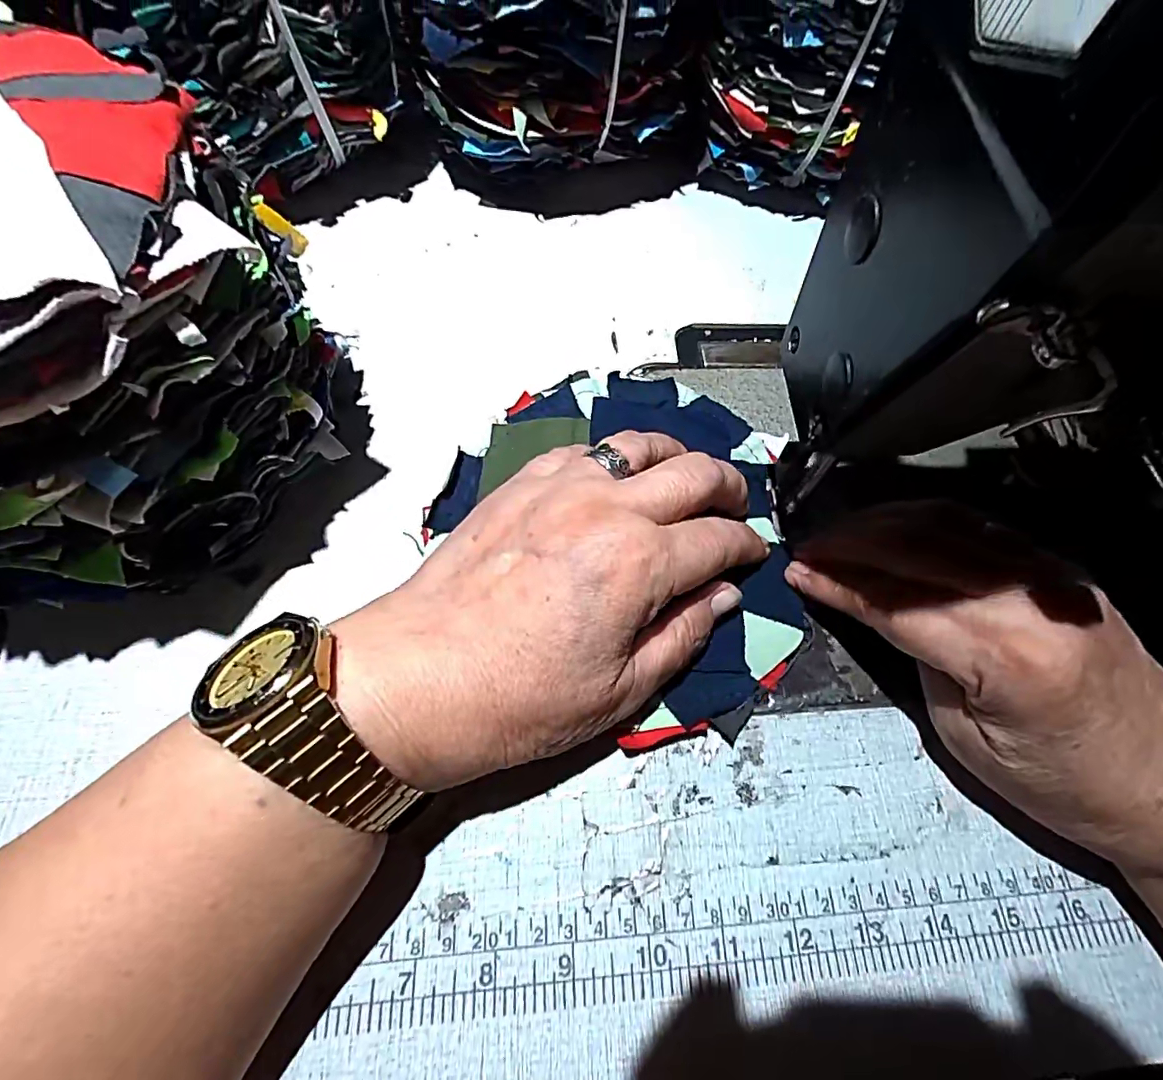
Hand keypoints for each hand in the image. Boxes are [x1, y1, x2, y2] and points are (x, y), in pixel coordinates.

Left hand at [329, 432, 767, 790]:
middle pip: (696, 475)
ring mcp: (560, 489)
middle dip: (730, 489)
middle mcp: (607, 510)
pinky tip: (620, 478)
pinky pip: (586, 450)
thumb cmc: (514, 700)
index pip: (719, 539)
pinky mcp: (521, 485)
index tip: (753, 555)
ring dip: (680, 458)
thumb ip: (684, 633)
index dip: (747, 546)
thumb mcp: (621, 690)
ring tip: (690, 478)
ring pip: (642, 444)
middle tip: (738, 509)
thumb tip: (720, 596)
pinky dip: (618, 457)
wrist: (409, 683)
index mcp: (639, 563)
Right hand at [786, 501, 1162, 878]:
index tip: (800, 569)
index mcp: (1003, 654)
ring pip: (949, 524)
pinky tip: (901, 527)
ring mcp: (1050, 576)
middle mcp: (1028, 598)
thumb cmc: (1067, 784)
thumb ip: (924, 663)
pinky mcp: (1060, 571)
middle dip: (853, 539)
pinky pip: (981, 531)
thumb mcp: (969, 741)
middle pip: (918, 546)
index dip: (840, 582)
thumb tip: (885, 613)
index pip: (897, 600)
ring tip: (843, 531)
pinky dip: (930, 522)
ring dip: (887, 520)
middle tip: (810, 543)